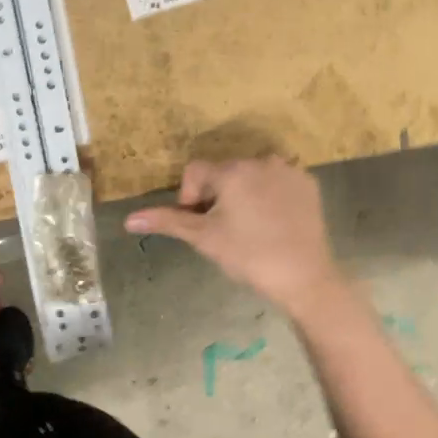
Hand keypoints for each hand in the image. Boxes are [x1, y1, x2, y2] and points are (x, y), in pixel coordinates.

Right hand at [125, 158, 342, 313]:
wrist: (303, 277)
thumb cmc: (247, 256)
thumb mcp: (203, 238)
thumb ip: (167, 221)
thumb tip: (129, 219)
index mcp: (232, 170)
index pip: (195, 172)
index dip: (189, 197)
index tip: (199, 225)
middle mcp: (261, 160)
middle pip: (224, 173)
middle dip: (216, 196)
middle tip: (223, 230)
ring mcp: (289, 170)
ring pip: (251, 177)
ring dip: (242, 196)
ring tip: (248, 229)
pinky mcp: (308, 184)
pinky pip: (278, 183)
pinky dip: (269, 198)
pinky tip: (272, 225)